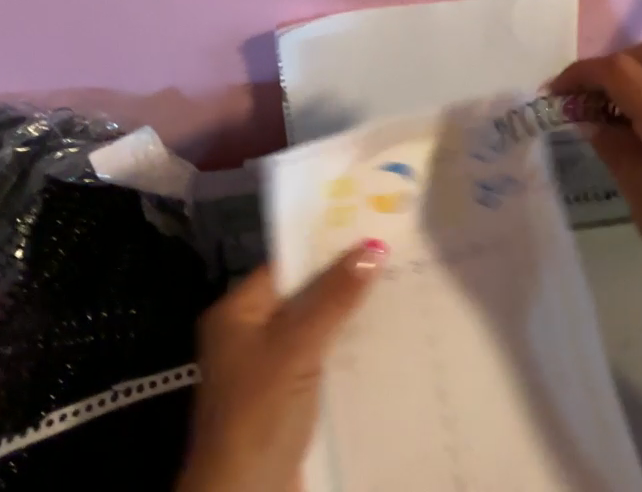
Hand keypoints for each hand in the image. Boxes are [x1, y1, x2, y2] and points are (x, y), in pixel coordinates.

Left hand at [176, 242, 387, 491]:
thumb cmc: (259, 412)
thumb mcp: (297, 347)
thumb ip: (334, 297)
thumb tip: (373, 247)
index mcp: (237, 313)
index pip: (287, 264)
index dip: (327, 246)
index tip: (373, 230)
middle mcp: (250, 334)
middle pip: (305, 295)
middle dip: (347, 280)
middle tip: (398, 256)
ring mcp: (271, 369)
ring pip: (319, 328)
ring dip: (353, 317)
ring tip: (404, 289)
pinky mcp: (291, 398)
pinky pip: (325, 360)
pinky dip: (351, 350)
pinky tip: (389, 340)